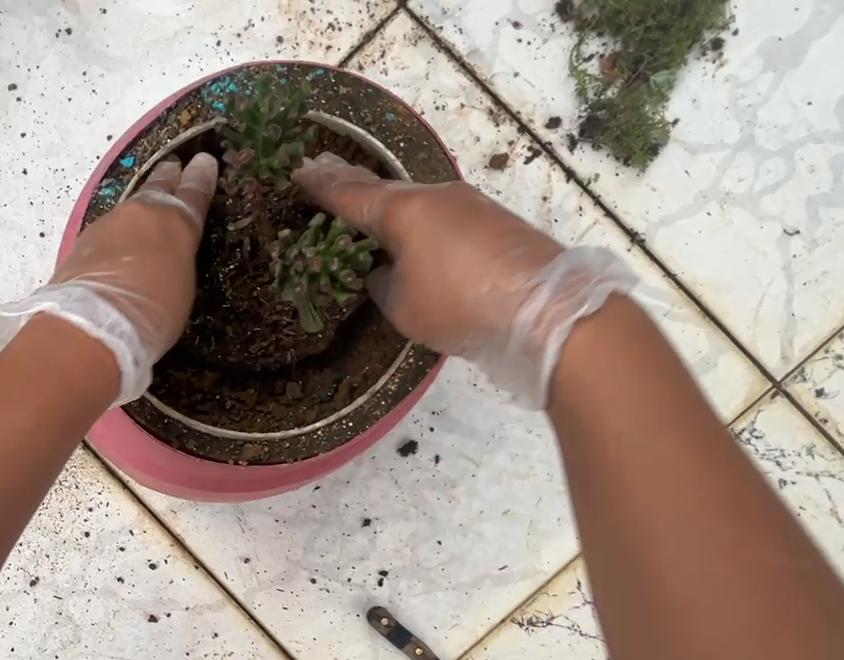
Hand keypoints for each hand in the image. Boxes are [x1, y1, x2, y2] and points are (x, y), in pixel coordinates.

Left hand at [0, 153, 218, 404]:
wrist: (95, 323)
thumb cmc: (153, 313)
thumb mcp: (179, 290)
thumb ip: (173, 265)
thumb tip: (160, 264)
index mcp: (177, 224)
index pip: (193, 194)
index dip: (200, 177)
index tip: (204, 161)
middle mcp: (142, 214)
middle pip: (157, 188)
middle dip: (167, 178)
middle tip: (172, 168)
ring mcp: (108, 225)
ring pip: (127, 210)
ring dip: (136, 211)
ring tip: (141, 213)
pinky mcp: (81, 244)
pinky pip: (105, 233)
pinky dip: (113, 236)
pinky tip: (112, 247)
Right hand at [292, 152, 634, 408]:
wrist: (547, 309)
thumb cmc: (460, 306)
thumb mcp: (401, 306)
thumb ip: (381, 284)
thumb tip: (382, 272)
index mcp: (405, 212)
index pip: (352, 196)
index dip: (322, 187)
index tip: (297, 173)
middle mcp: (434, 198)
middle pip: (382, 189)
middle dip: (349, 181)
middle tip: (319, 167)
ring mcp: (466, 206)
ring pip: (411, 202)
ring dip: (382, 203)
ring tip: (358, 203)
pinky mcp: (489, 224)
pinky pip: (435, 217)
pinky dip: (410, 220)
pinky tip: (403, 231)